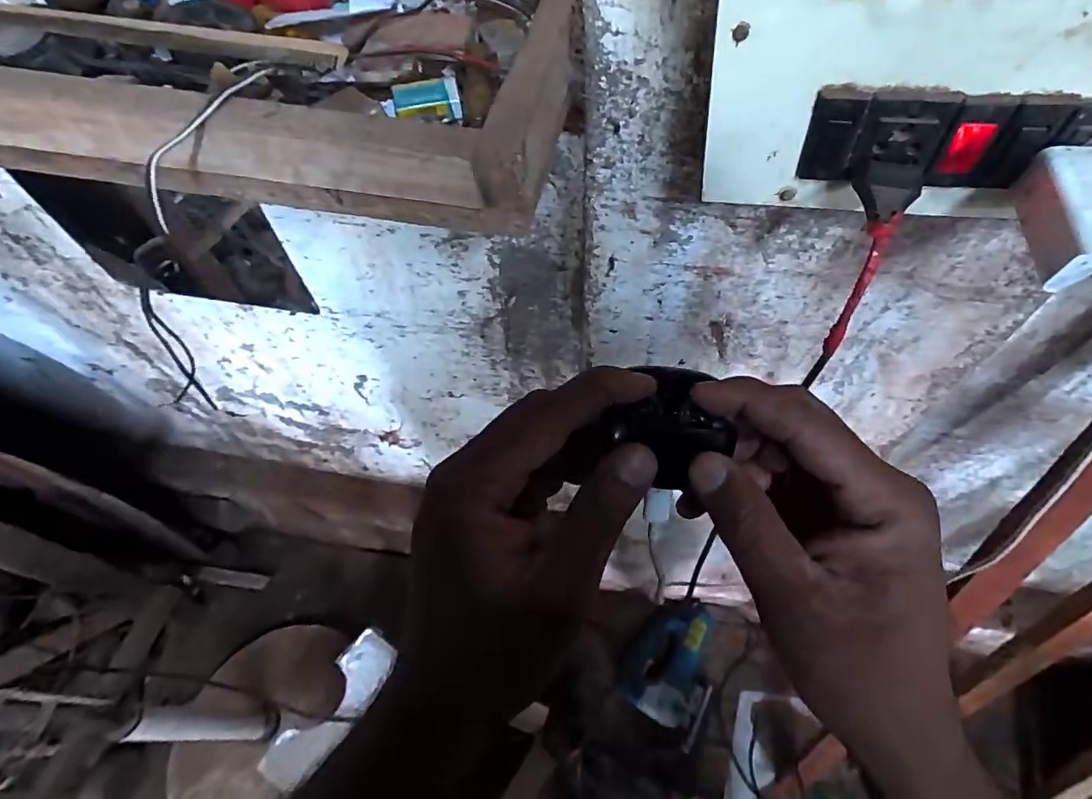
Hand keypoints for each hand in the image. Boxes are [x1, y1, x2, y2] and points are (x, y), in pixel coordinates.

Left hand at [299, 369, 658, 798]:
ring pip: (532, 433)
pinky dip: (566, 456)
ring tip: (634, 433)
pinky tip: (600, 466)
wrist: (442, 705)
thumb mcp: (561, 590)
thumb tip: (641, 451)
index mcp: (474, 485)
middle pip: (535, 414)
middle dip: (594, 406)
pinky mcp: (475, 502)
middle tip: (649, 410)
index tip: (649, 385)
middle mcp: (462, 471)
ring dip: (582, 430)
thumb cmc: (500, 654)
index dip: (600, 391)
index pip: (545, 415)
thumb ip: (599, 515)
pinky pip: (526, 461)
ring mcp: (464, 486)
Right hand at [687, 378, 997, 798]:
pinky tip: (715, 501)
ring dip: (742, 458)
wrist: (898, 728)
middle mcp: (880, 483)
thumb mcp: (791, 596)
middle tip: (686, 439)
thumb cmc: (854, 671)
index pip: (810, 426)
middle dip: (742, 428)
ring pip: (793, 451)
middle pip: (803, 429)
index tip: (695, 393)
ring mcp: (863, 497)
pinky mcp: (845, 515)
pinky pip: (793, 482)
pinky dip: (753, 485)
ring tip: (693, 488)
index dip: (750, 402)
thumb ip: (746, 521)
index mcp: (885, 496)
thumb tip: (701, 457)